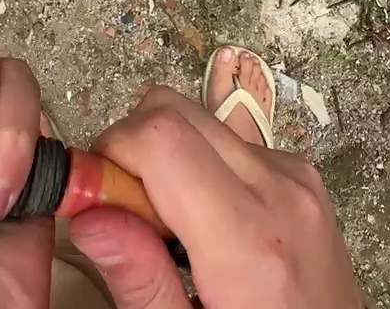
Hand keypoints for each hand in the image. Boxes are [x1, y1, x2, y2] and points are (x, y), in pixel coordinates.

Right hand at [67, 86, 364, 308]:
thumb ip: (140, 281)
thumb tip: (88, 215)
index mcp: (251, 246)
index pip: (161, 137)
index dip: (112, 153)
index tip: (96, 198)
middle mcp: (280, 192)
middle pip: (173, 110)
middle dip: (131, 147)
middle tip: (124, 213)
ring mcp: (296, 176)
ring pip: (197, 116)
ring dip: (164, 154)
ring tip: (168, 225)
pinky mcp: (301, 172)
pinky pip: (226, 137)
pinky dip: (197, 161)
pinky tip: (204, 220)